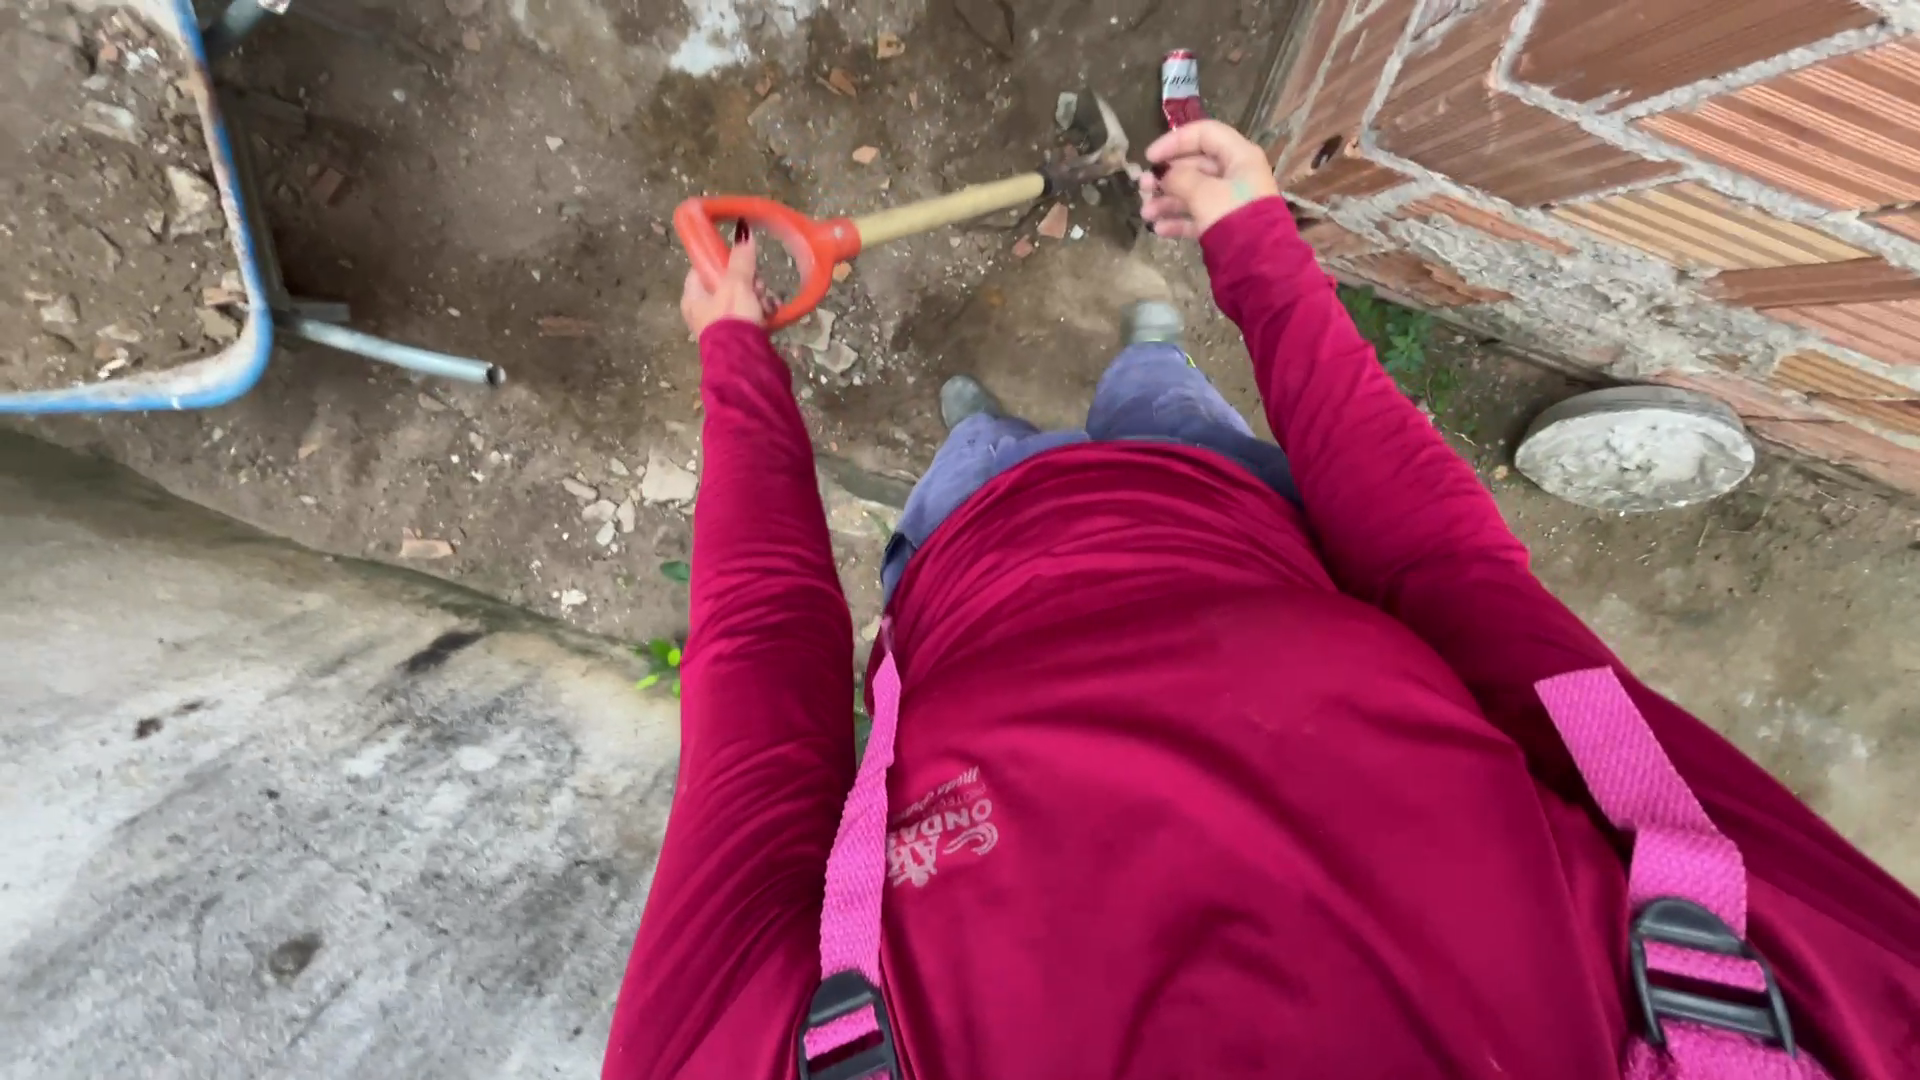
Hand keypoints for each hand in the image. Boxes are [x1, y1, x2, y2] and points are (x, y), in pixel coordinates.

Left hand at [680, 227, 772, 336]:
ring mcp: (724, 327)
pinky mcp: (741, 339)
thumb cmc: (733, 320)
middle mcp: (705, 313)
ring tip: (768, 303)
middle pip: (728, 285)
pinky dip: (763, 313)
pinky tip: (772, 313)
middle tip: (758, 286)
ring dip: (760, 298)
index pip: (702, 269)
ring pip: (744, 300)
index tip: (738, 260)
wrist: (746, 361)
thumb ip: (741, 259)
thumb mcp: (737, 284)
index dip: (720, 261)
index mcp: (693, 298)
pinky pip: (753, 317)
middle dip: (749, 283)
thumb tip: (743, 230)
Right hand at [1137, 120, 1279, 238]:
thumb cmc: (1232, 218)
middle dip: (1166, 177)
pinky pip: (1195, 217)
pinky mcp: (1221, 225)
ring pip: (1192, 193)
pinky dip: (1177, 221)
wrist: (1254, 264)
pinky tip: (1159, 229)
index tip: (1149, 158)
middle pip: (1195, 166)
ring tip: (1146, 214)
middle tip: (1142, 188)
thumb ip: (1179, 178)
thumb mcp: (1203, 192)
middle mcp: (1234, 175)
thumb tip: (1163, 175)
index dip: (1174, 142)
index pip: (1204, 134)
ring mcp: (1228, 201)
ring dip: (1166, 201)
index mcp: (1238, 156)